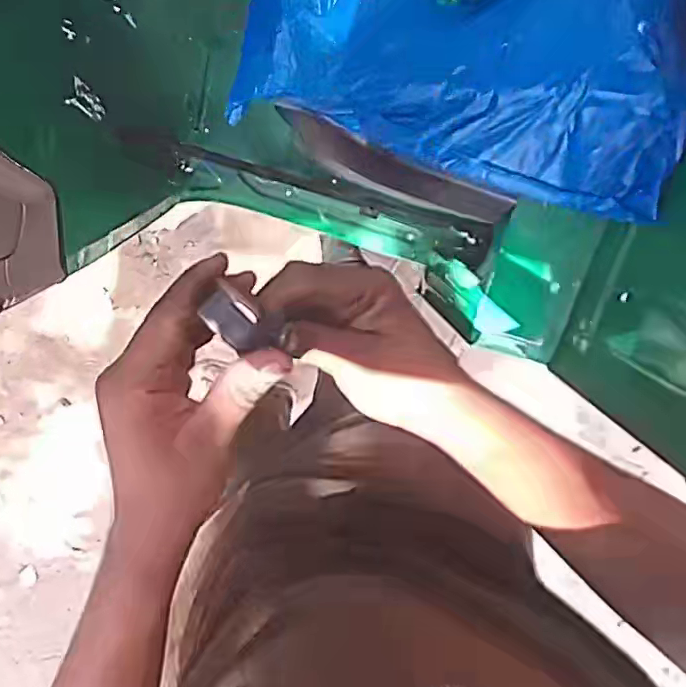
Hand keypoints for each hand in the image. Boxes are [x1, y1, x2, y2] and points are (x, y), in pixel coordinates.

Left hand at [96, 254, 291, 565]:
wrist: (152, 533)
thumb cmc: (174, 493)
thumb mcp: (213, 436)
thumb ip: (241, 388)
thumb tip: (276, 351)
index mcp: (132, 378)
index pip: (167, 317)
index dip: (196, 285)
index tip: (223, 262)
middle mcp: (124, 375)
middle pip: (167, 322)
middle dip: (205, 299)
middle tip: (245, 281)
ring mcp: (130, 385)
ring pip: (169, 336)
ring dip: (202, 319)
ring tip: (241, 300)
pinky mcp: (141, 395)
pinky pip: (170, 355)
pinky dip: (196, 341)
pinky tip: (222, 333)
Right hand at [255, 261, 472, 432]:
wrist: (440, 409)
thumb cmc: (415, 386)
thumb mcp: (355, 362)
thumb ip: (310, 340)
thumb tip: (270, 331)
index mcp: (369, 284)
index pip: (304, 277)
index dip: (271, 298)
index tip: (249, 321)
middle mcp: (360, 285)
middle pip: (298, 284)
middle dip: (270, 306)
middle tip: (244, 330)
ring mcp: (353, 303)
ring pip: (299, 300)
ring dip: (276, 317)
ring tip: (254, 339)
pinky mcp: (347, 323)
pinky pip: (308, 317)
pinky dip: (289, 328)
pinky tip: (274, 343)